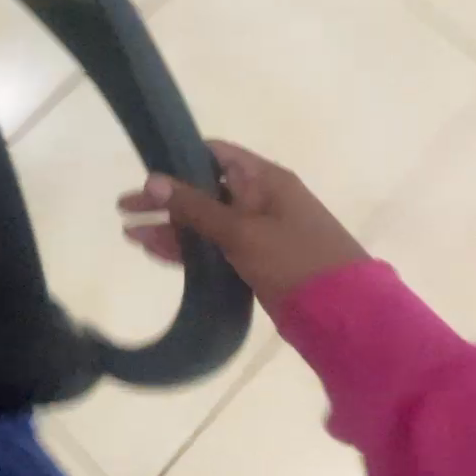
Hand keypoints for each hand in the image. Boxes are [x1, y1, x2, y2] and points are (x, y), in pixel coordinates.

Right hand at [118, 141, 368, 312]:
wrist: (351, 322)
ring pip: (203, 220)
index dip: (178, 157)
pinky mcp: (257, 259)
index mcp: (264, 180)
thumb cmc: (296, 261)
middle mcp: (260, 199)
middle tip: (124, 208)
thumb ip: (193, 205)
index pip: (213, 153)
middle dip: (163, 198)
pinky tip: (156, 252)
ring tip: (131, 237)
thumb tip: (151, 178)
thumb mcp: (240, 230)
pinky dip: (186, 248)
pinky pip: (212, 245)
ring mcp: (258, 230)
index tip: (145, 169)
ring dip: (169, 227)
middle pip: (201, 188)